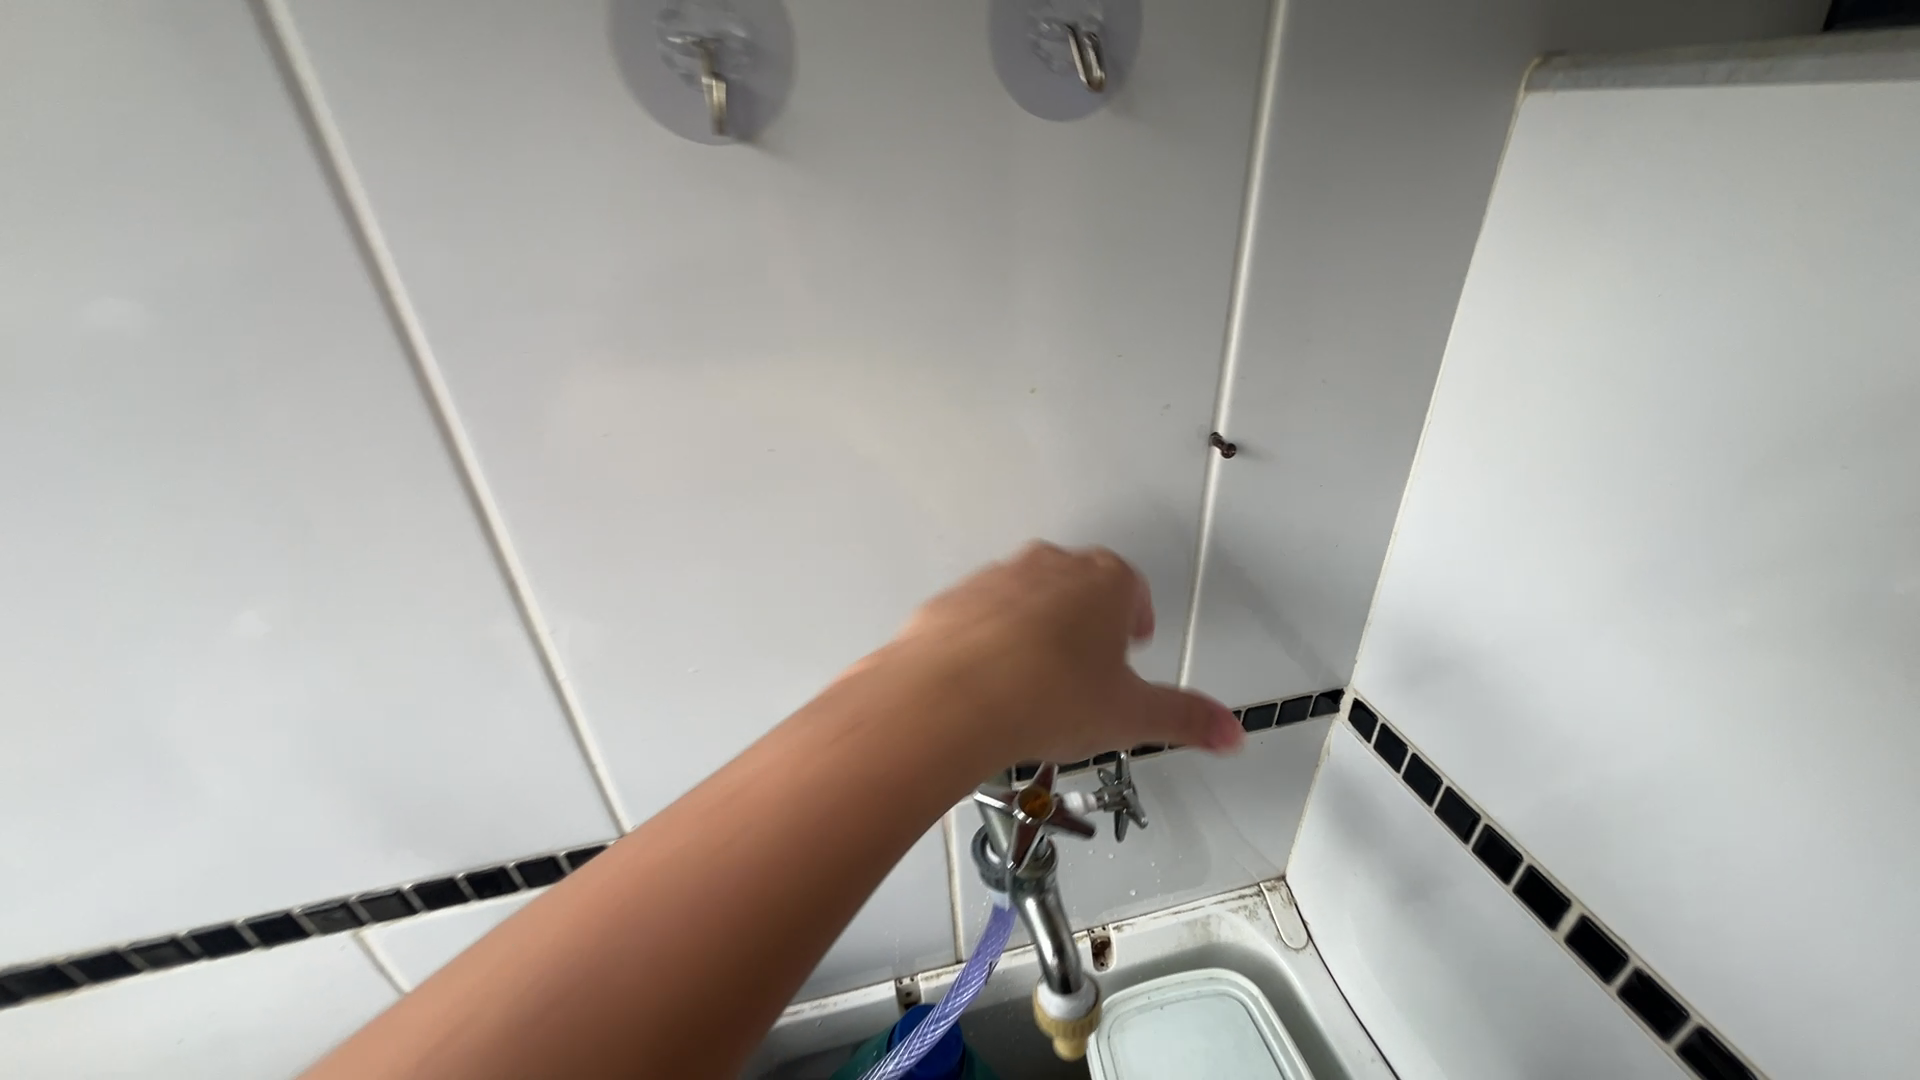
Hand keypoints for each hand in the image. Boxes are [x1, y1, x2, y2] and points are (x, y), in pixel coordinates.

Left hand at [879, 542, 1242, 765]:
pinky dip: (989, 640)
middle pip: (1079, 586)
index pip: (1133, 589)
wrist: (949, 697)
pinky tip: (991, 683)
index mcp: (1104, 582)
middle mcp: (1049, 568)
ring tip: (1038, 682)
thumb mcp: (1130, 716)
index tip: (1133, 640)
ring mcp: (997, 579)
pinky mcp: (954, 601)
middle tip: (1089, 664)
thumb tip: (1227, 730)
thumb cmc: (1041, 695)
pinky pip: (980, 616)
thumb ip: (1186, 719)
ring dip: (1037, 629)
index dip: (1136, 617)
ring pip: (1027, 597)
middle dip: (1088, 622)